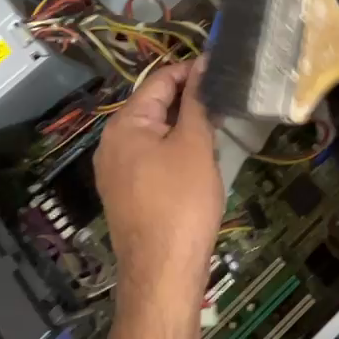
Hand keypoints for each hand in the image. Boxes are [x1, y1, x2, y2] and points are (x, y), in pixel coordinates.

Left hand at [94, 60, 223, 307]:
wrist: (163, 272)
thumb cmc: (182, 202)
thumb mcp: (195, 145)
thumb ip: (198, 102)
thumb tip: (202, 65)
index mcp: (124, 124)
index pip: (160, 80)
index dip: (192, 70)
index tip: (224, 68)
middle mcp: (111, 142)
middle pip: (154, 105)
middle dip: (190, 99)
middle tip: (227, 97)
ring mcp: (115, 170)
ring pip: (154, 132)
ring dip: (184, 125)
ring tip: (219, 123)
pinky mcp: (126, 192)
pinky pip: (151, 156)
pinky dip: (174, 148)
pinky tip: (200, 155)